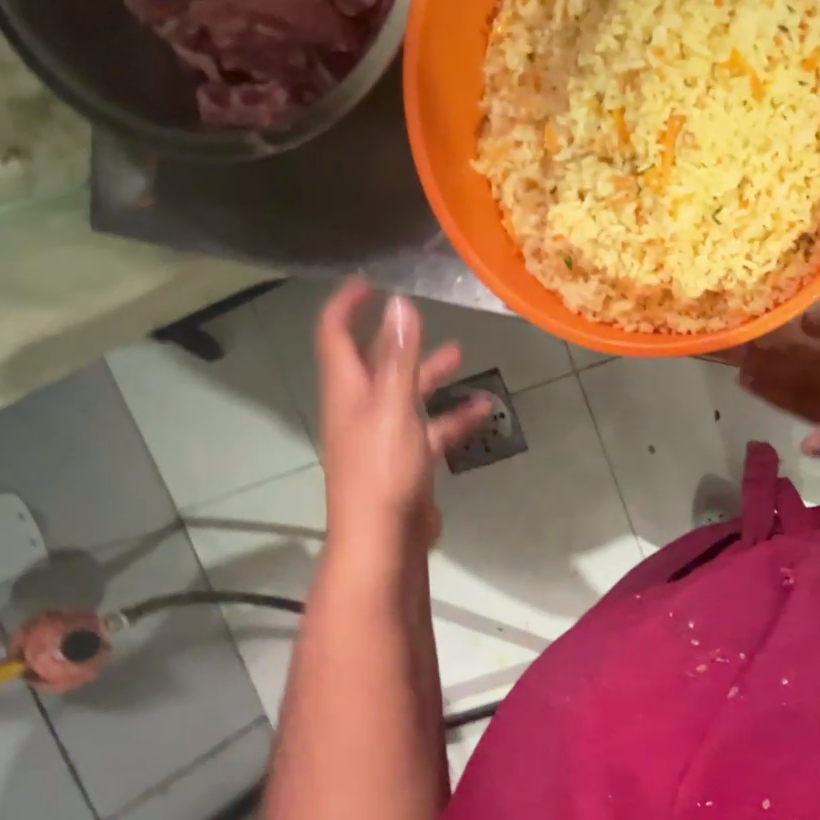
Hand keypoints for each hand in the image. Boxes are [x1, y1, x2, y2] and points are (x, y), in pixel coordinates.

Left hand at [316, 279, 491, 553]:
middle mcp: (362, 408)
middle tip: (421, 314)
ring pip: (407, 395)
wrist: (384, 538)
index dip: (347, 305)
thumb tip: (400, 304)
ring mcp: (384, 437)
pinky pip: (431, 429)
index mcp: (349, 391)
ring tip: (462, 355)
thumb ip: (399, 358)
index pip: (336, 335)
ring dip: (431, 374)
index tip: (369, 281)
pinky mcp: (407, 462)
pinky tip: (483, 411)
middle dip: (398, 338)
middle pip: (376, 363)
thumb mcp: (394, 408)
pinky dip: (453, 418)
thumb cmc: (383, 470)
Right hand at [737, 313, 819, 475]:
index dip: (769, 389)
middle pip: (800, 374)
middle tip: (738, 349)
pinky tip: (808, 318)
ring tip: (760, 335)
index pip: (797, 400)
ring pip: (819, 355)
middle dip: (767, 363)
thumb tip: (805, 441)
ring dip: (787, 346)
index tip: (742, 377)